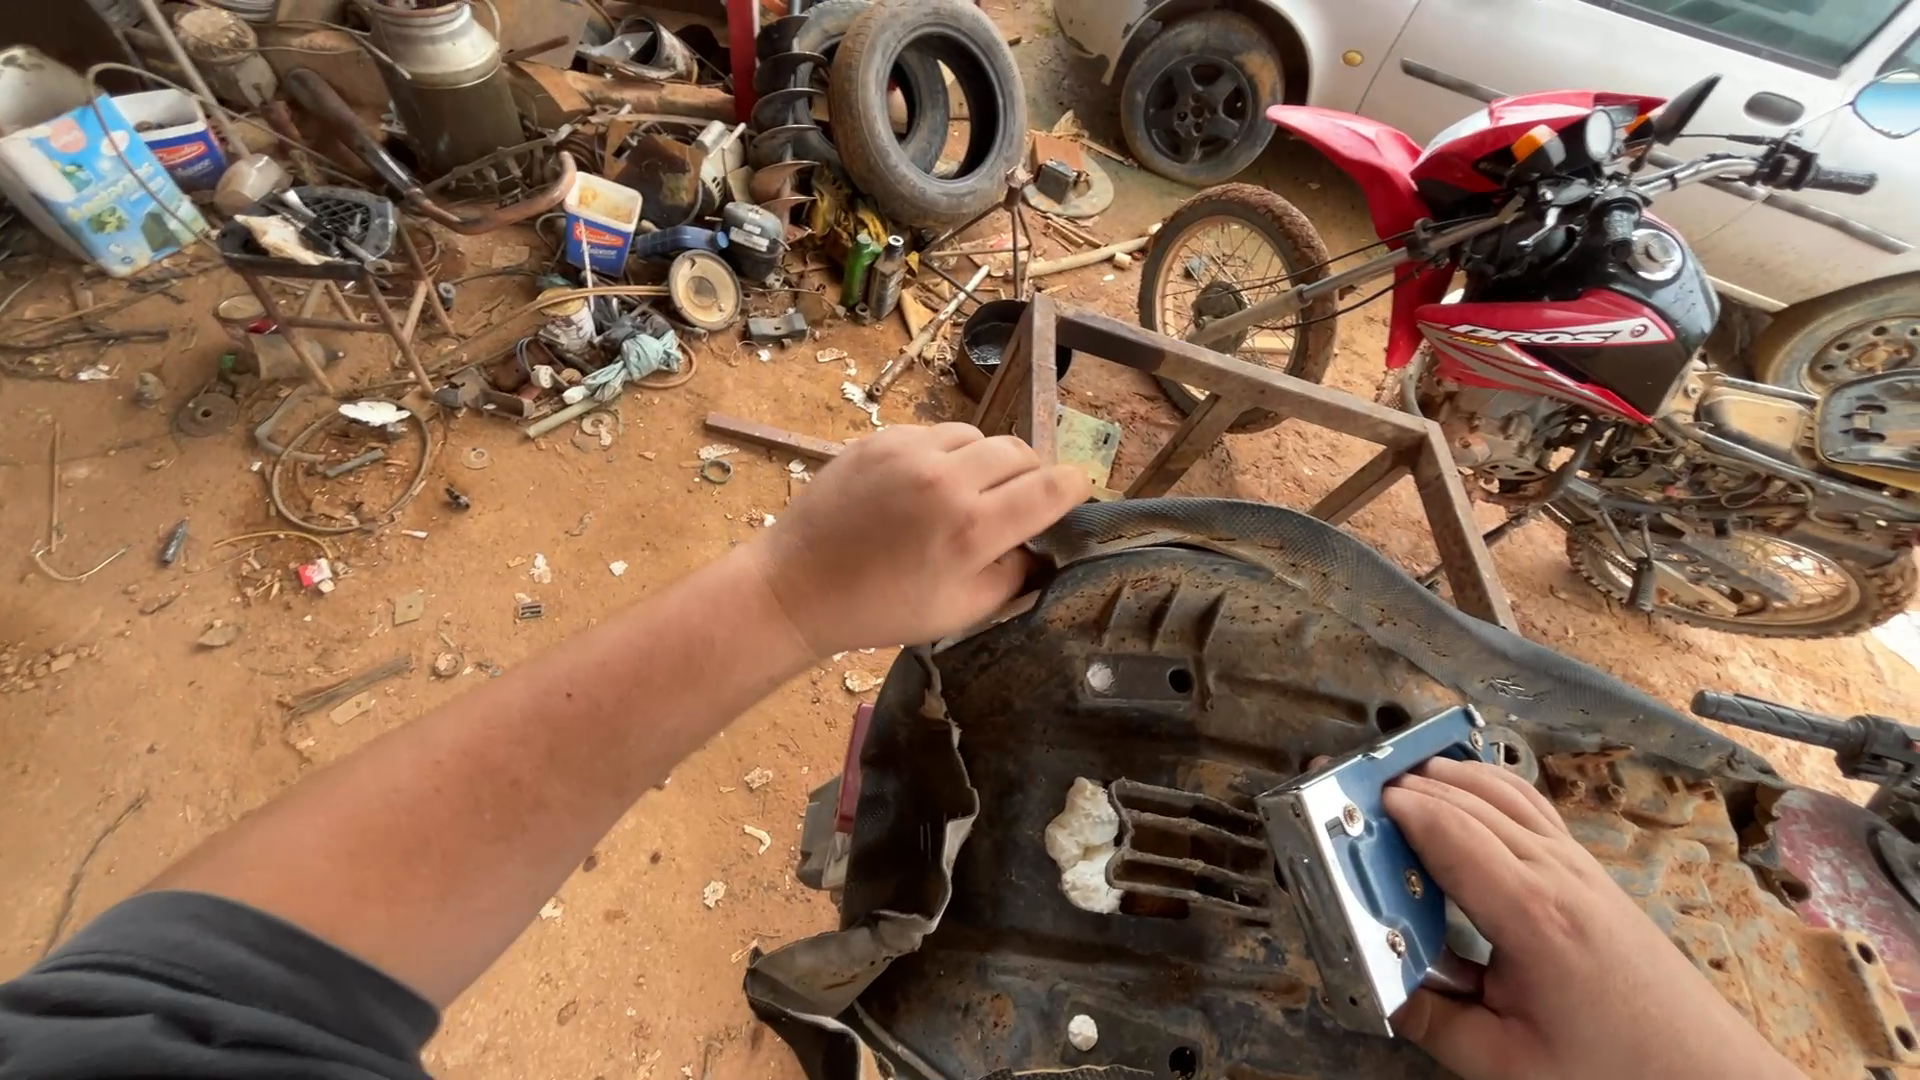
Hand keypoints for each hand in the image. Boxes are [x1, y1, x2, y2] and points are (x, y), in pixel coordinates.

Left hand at [743, 423, 1089, 657]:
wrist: (798, 586)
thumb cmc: (882, 609)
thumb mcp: (961, 610)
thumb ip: (1014, 575)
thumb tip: (1039, 546)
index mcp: (972, 529)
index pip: (1051, 487)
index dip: (1074, 487)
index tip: (1074, 493)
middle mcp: (947, 478)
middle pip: (1020, 453)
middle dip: (1032, 474)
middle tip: (1018, 501)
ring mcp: (910, 451)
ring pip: (979, 437)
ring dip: (987, 461)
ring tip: (968, 492)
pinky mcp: (880, 438)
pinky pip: (936, 434)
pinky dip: (946, 454)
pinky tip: (926, 484)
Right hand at [1384, 758, 1805, 1079]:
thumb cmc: (1619, 1075)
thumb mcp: (1506, 1064)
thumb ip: (1428, 1018)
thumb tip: (1371, 981)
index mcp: (1533, 915)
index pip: (1449, 829)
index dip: (1395, 806)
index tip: (1350, 804)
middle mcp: (1557, 874)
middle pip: (1466, 798)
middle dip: (1404, 784)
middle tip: (1355, 791)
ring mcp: (1578, 866)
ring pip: (1499, 790)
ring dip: (1444, 776)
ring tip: (1395, 779)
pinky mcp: (1590, 871)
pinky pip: (1528, 803)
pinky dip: (1485, 782)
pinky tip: (1462, 786)